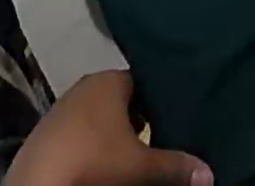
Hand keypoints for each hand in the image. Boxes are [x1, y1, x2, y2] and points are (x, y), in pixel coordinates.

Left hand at [7, 71, 210, 185]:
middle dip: (136, 121)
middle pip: (120, 100)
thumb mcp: (140, 168)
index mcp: (110, 81)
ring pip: (97, 117)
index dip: (158, 101)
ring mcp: (62, 107)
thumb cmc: (94, 164)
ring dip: (111, 135)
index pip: (143, 82)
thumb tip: (210, 173)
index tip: (172, 119)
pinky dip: (89, 145)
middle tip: (156, 142)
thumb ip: (175, 166)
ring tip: (127, 158)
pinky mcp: (45, 132)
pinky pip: (77, 133)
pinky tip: (96, 166)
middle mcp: (86, 85)